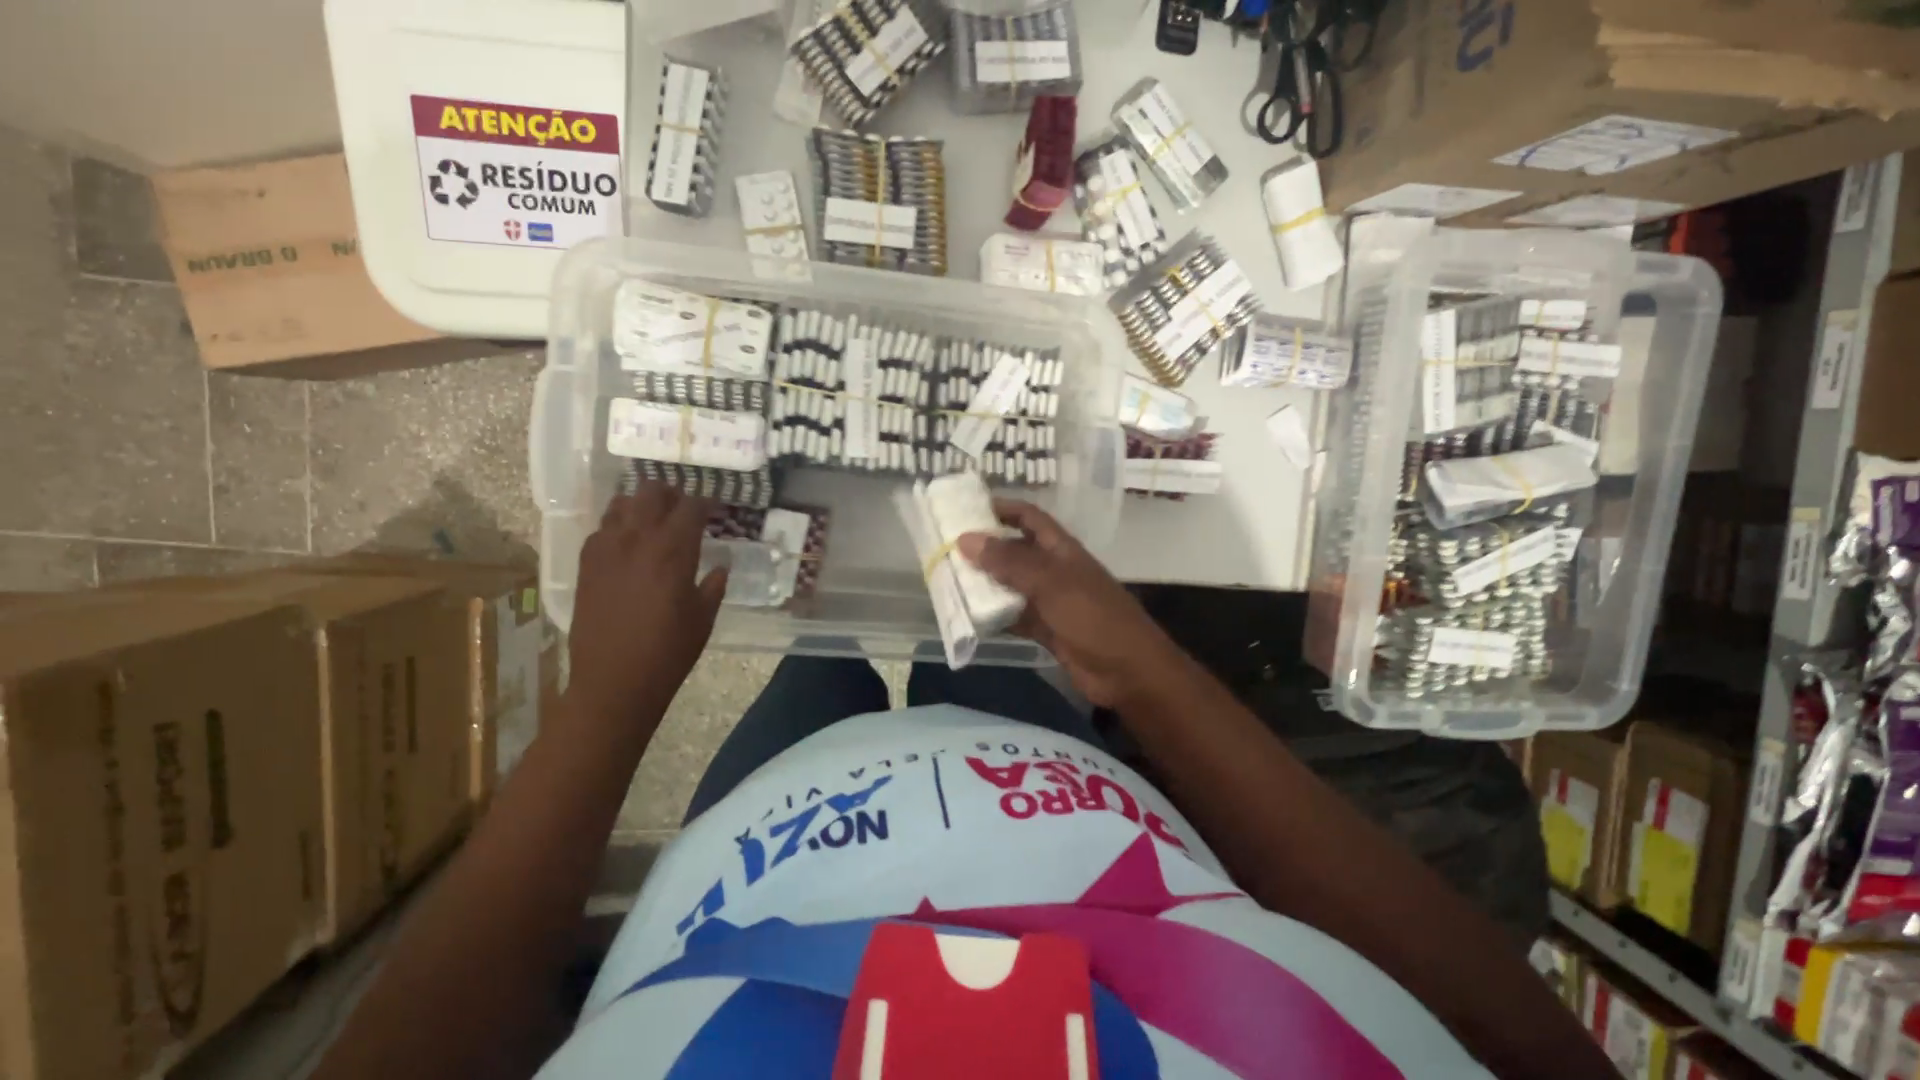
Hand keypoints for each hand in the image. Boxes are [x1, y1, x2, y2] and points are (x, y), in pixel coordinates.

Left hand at [567, 482, 727, 717]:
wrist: (614, 681)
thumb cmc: (667, 652)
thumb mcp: (703, 619)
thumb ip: (713, 586)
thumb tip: (720, 566)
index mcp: (673, 550)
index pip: (692, 506)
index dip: (706, 504)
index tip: (715, 511)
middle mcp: (637, 538)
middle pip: (652, 492)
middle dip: (671, 494)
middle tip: (683, 510)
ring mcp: (606, 548)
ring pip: (622, 503)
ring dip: (641, 506)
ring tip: (653, 522)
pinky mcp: (586, 563)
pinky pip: (602, 529)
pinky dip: (617, 527)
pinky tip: (627, 546)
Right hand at [958, 499, 1184, 707]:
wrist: (1128, 671)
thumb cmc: (1094, 618)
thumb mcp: (1050, 583)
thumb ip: (1009, 562)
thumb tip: (966, 539)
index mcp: (1062, 550)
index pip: (1029, 518)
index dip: (1002, 509)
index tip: (966, 508)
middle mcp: (1056, 571)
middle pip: (1016, 552)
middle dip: (985, 549)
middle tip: (945, 550)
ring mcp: (1053, 603)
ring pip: (1012, 586)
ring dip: (986, 585)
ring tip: (948, 582)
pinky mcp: (1049, 632)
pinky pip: (1016, 618)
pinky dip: (995, 617)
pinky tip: (969, 618)